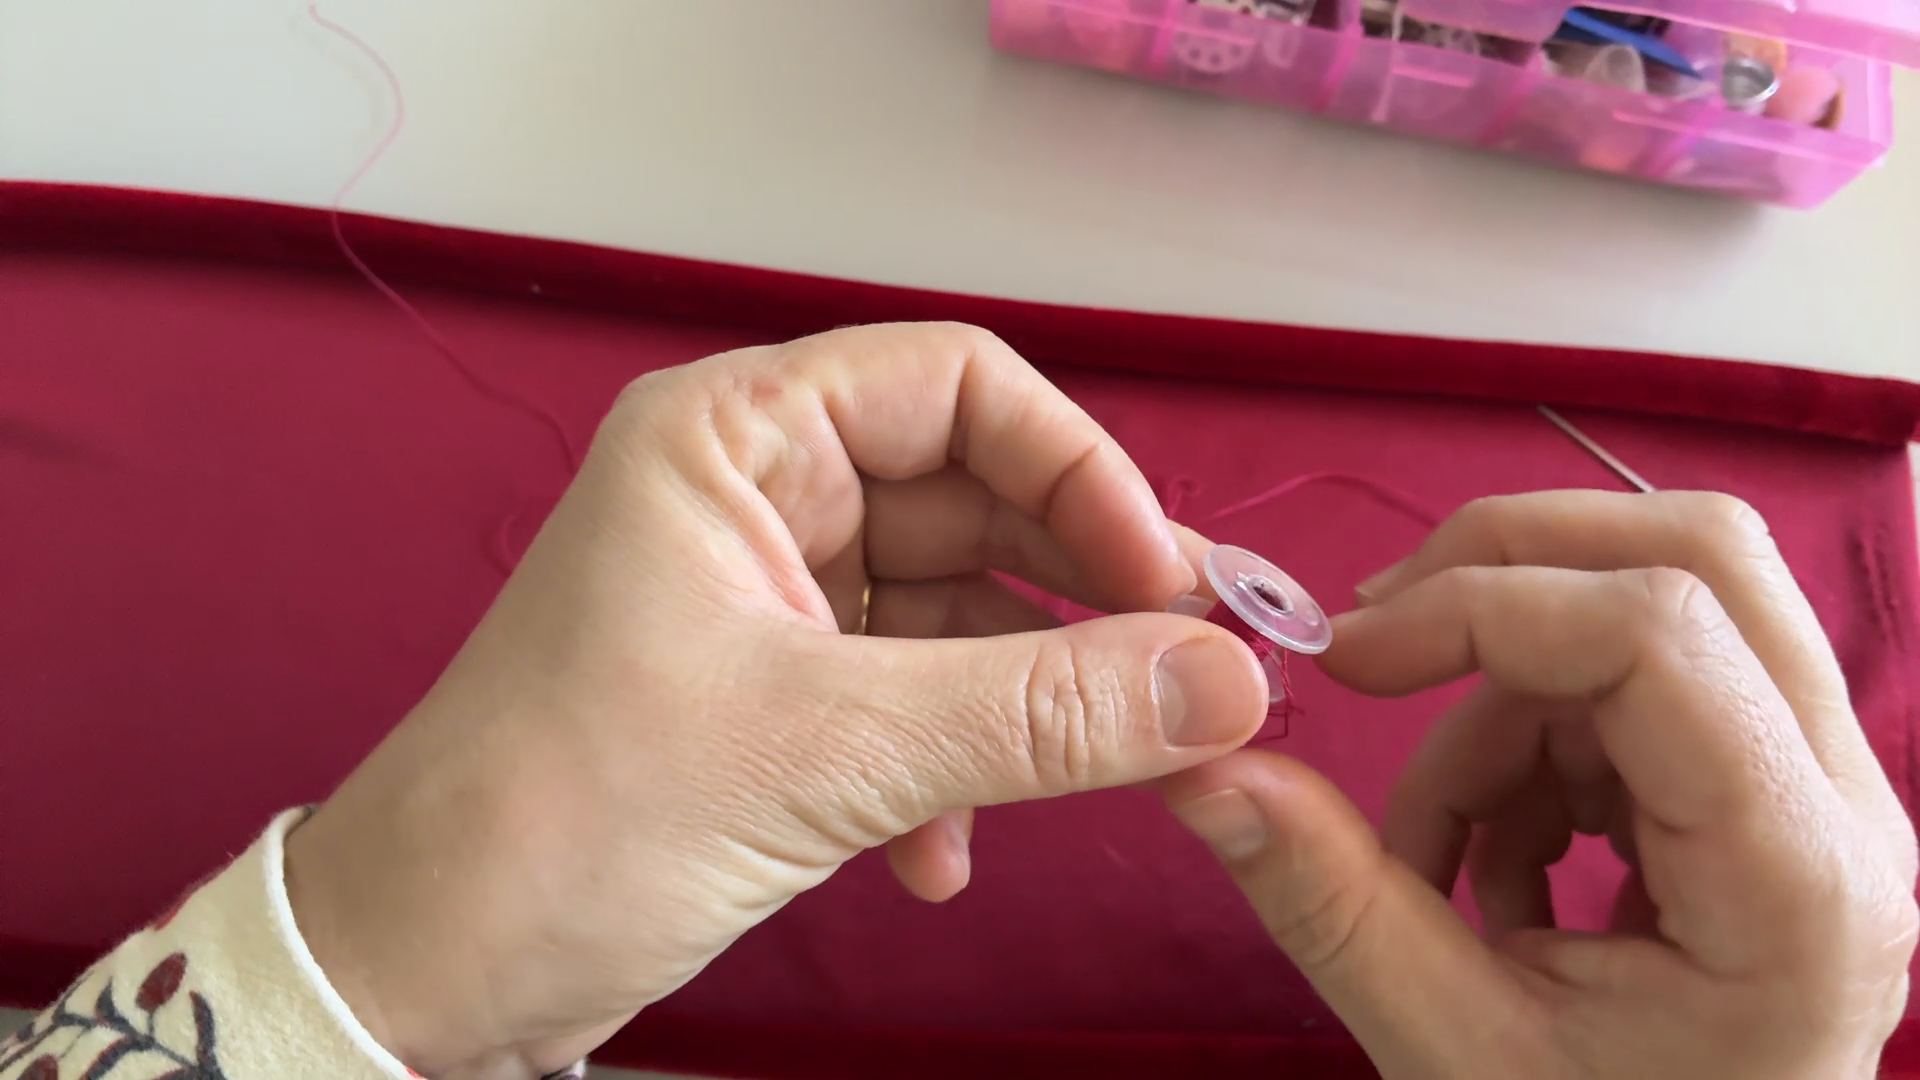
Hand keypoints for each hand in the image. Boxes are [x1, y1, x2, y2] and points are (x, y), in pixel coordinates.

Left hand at [283, 322, 1269, 1078]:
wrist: (431, 972)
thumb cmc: (576, 821)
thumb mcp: (830, 751)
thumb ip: (1040, 712)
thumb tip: (1222, 683)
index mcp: (741, 435)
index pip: (959, 387)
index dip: (1076, 469)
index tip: (1164, 578)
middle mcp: (766, 488)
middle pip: (976, 497)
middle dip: (1075, 589)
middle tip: (1174, 674)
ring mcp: (783, 583)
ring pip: (960, 601)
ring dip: (1021, 696)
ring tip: (1076, 774)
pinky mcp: (792, 672)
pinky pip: (920, 679)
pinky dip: (954, 759)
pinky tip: (937, 854)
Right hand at [1163, 491, 1918, 1077]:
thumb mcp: (1443, 1045)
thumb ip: (1320, 897)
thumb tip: (1200, 771)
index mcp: (1797, 880)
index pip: (1652, 633)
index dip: (1470, 608)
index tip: (1341, 657)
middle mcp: (1836, 798)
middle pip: (1689, 552)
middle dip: (1498, 557)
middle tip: (1379, 623)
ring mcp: (1793, 775)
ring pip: (1615, 612)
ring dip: (1479, 701)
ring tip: (1430, 840)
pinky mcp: (1732, 774)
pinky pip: (1590, 683)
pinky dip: (1498, 737)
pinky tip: (1482, 848)